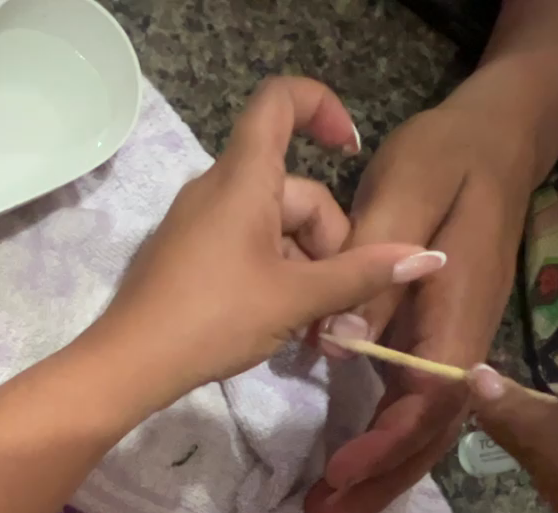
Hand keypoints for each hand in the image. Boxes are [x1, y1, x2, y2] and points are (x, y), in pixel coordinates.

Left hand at [88, 76, 443, 408]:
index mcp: (242, 179)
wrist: (129, 365)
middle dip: (326, 238)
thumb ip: (360, 275)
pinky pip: (238, 251)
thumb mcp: (294, 299)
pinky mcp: (182, 260)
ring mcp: (194, 227)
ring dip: (301, 268)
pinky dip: (268, 276)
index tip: (348, 148)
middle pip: (290, 190)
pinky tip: (278, 324)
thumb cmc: (212, 320)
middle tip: (338, 301)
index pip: (280, 101)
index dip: (322, 107)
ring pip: (267, 228)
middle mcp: (214, 192)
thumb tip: (428, 256)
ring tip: (311, 326)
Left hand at [304, 102, 538, 512]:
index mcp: (457, 307)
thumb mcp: (404, 192)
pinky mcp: (428, 339)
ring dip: (378, 473)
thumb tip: (343, 345)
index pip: (428, 395)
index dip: (384, 440)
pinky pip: (407, 404)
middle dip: (380, 478)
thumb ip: (375, 263)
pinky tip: (346, 470)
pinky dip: (378, 442)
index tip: (337, 472)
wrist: (493, 135)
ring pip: (420, 424)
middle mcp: (460, 335)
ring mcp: (448, 341)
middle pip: (430, 428)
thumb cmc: (446, 154)